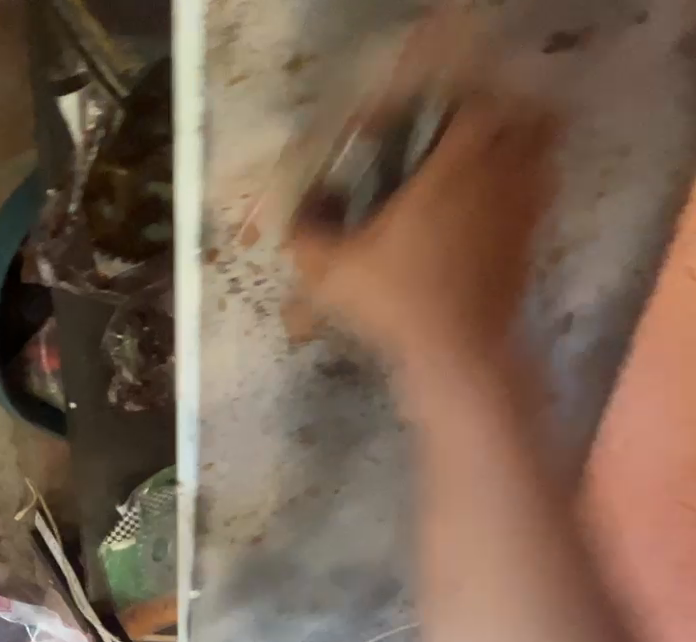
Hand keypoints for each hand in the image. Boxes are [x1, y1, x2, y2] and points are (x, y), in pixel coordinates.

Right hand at [290, 91, 557, 371]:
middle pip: (518, 116)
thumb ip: (307, 233)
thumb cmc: (392, 298)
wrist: (457, 344)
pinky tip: (468, 211)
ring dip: (501, 151)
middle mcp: (502, 171)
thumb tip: (298, 210)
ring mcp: (526, 201)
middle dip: (482, 122)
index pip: (470, 105)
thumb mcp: (328, 270)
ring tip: (456, 172)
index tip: (398, 126)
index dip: (437, 107)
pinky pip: (531, 187)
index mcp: (455, 167)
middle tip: (437, 142)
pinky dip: (507, 186)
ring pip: (534, 149)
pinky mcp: (533, 230)